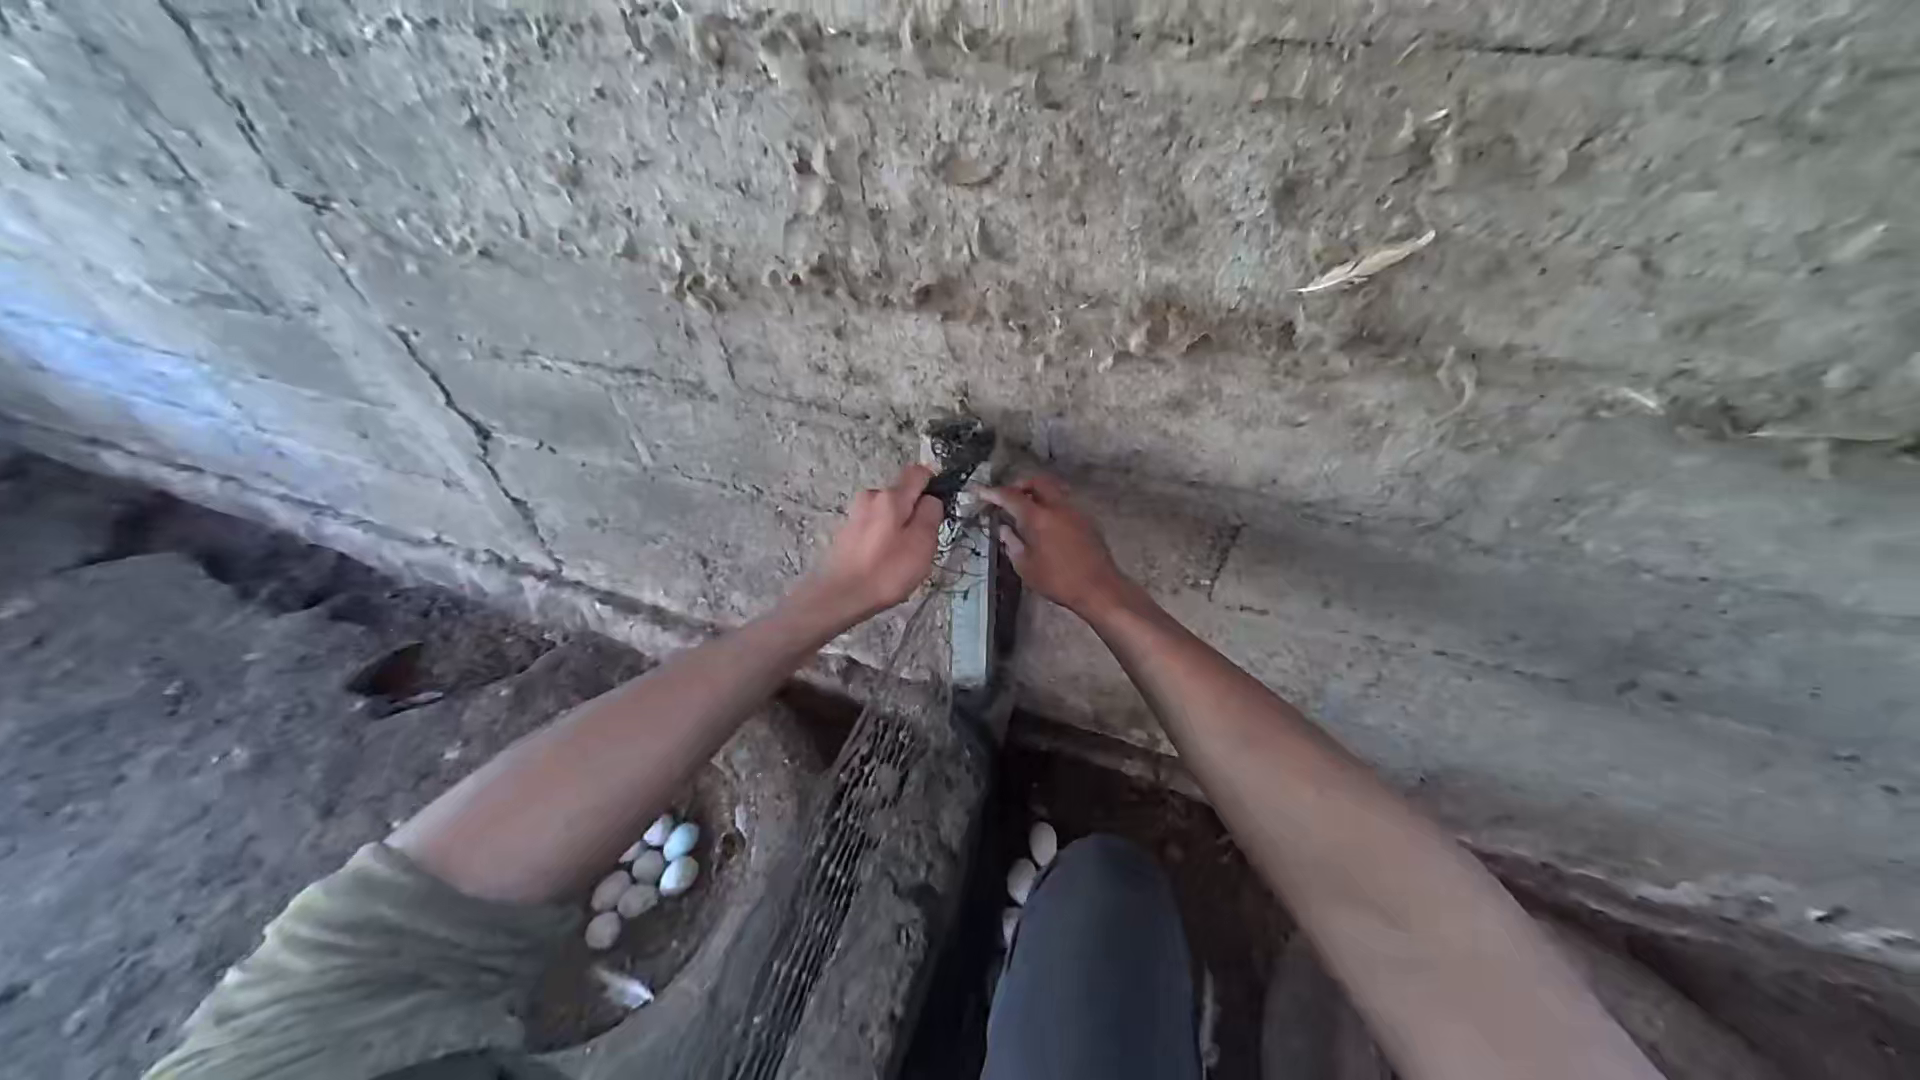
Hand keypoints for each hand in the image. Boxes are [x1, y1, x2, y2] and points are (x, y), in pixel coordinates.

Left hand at [802, 464, 942, 620]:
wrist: (839, 596)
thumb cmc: (886, 570)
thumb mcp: (922, 543)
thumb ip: (931, 514)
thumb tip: (931, 499)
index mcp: (891, 496)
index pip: (918, 472)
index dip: (933, 486)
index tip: (936, 513)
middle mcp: (871, 497)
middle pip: (903, 496)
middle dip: (915, 515)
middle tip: (920, 546)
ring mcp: (856, 514)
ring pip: (889, 514)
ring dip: (899, 530)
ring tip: (899, 559)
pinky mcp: (847, 532)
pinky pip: (875, 528)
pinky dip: (883, 541)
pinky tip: (882, 564)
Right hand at [980, 474, 1132, 616]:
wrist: (1098, 588)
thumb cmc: (1058, 580)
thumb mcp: (1026, 566)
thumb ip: (1012, 544)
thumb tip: (1005, 530)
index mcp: (1038, 517)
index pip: (1011, 496)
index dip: (993, 493)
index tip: (981, 492)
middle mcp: (1058, 507)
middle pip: (1037, 482)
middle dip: (1020, 485)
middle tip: (1008, 498)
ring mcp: (1076, 511)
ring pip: (1054, 489)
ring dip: (1038, 493)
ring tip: (1027, 509)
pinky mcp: (1088, 520)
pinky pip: (1065, 503)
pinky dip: (1052, 505)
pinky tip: (1047, 523)